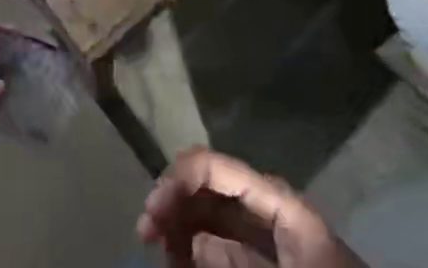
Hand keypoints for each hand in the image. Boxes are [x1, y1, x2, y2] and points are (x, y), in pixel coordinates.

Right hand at [136, 149, 366, 267]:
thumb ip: (240, 263)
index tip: (153, 211)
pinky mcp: (265, 258)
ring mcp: (268, 236)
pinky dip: (195, 248)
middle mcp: (270, 209)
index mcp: (281, 205)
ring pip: (208, 215)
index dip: (177, 180)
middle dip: (172, 205)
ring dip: (179, 228)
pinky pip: (221, 242)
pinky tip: (179, 261)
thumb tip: (195, 241)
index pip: (216, 168)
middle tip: (145, 234)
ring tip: (164, 255)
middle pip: (207, 187)